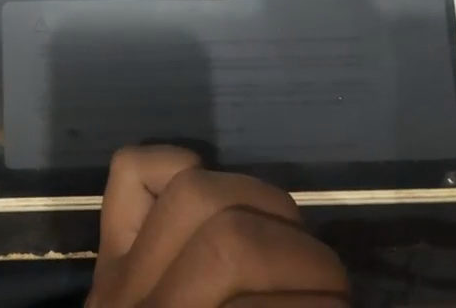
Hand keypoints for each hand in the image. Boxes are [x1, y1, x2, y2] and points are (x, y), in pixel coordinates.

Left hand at [88, 145, 349, 307]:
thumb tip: (347, 302)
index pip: (264, 307)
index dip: (321, 304)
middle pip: (231, 242)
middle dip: (302, 254)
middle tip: (335, 284)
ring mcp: (120, 275)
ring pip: (192, 193)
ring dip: (261, 201)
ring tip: (292, 234)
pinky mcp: (108, 248)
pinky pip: (128, 174)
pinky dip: (171, 162)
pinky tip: (208, 181)